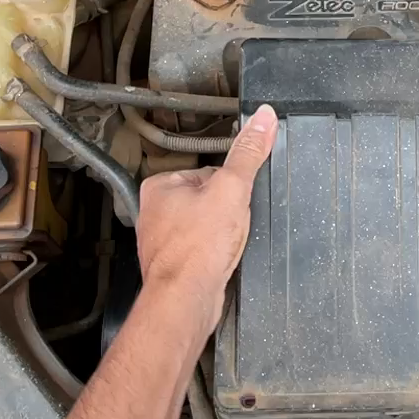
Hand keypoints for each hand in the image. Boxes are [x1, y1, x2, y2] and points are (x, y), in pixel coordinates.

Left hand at [136, 105, 277, 311]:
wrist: (186, 299)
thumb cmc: (197, 247)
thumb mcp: (232, 189)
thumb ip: (248, 153)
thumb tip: (263, 118)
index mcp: (160, 186)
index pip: (208, 172)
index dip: (229, 186)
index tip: (232, 201)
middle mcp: (155, 212)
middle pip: (209, 199)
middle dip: (226, 213)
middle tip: (228, 227)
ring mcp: (163, 241)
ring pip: (207, 227)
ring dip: (222, 235)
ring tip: (222, 246)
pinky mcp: (176, 265)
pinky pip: (204, 250)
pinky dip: (216, 255)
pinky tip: (219, 261)